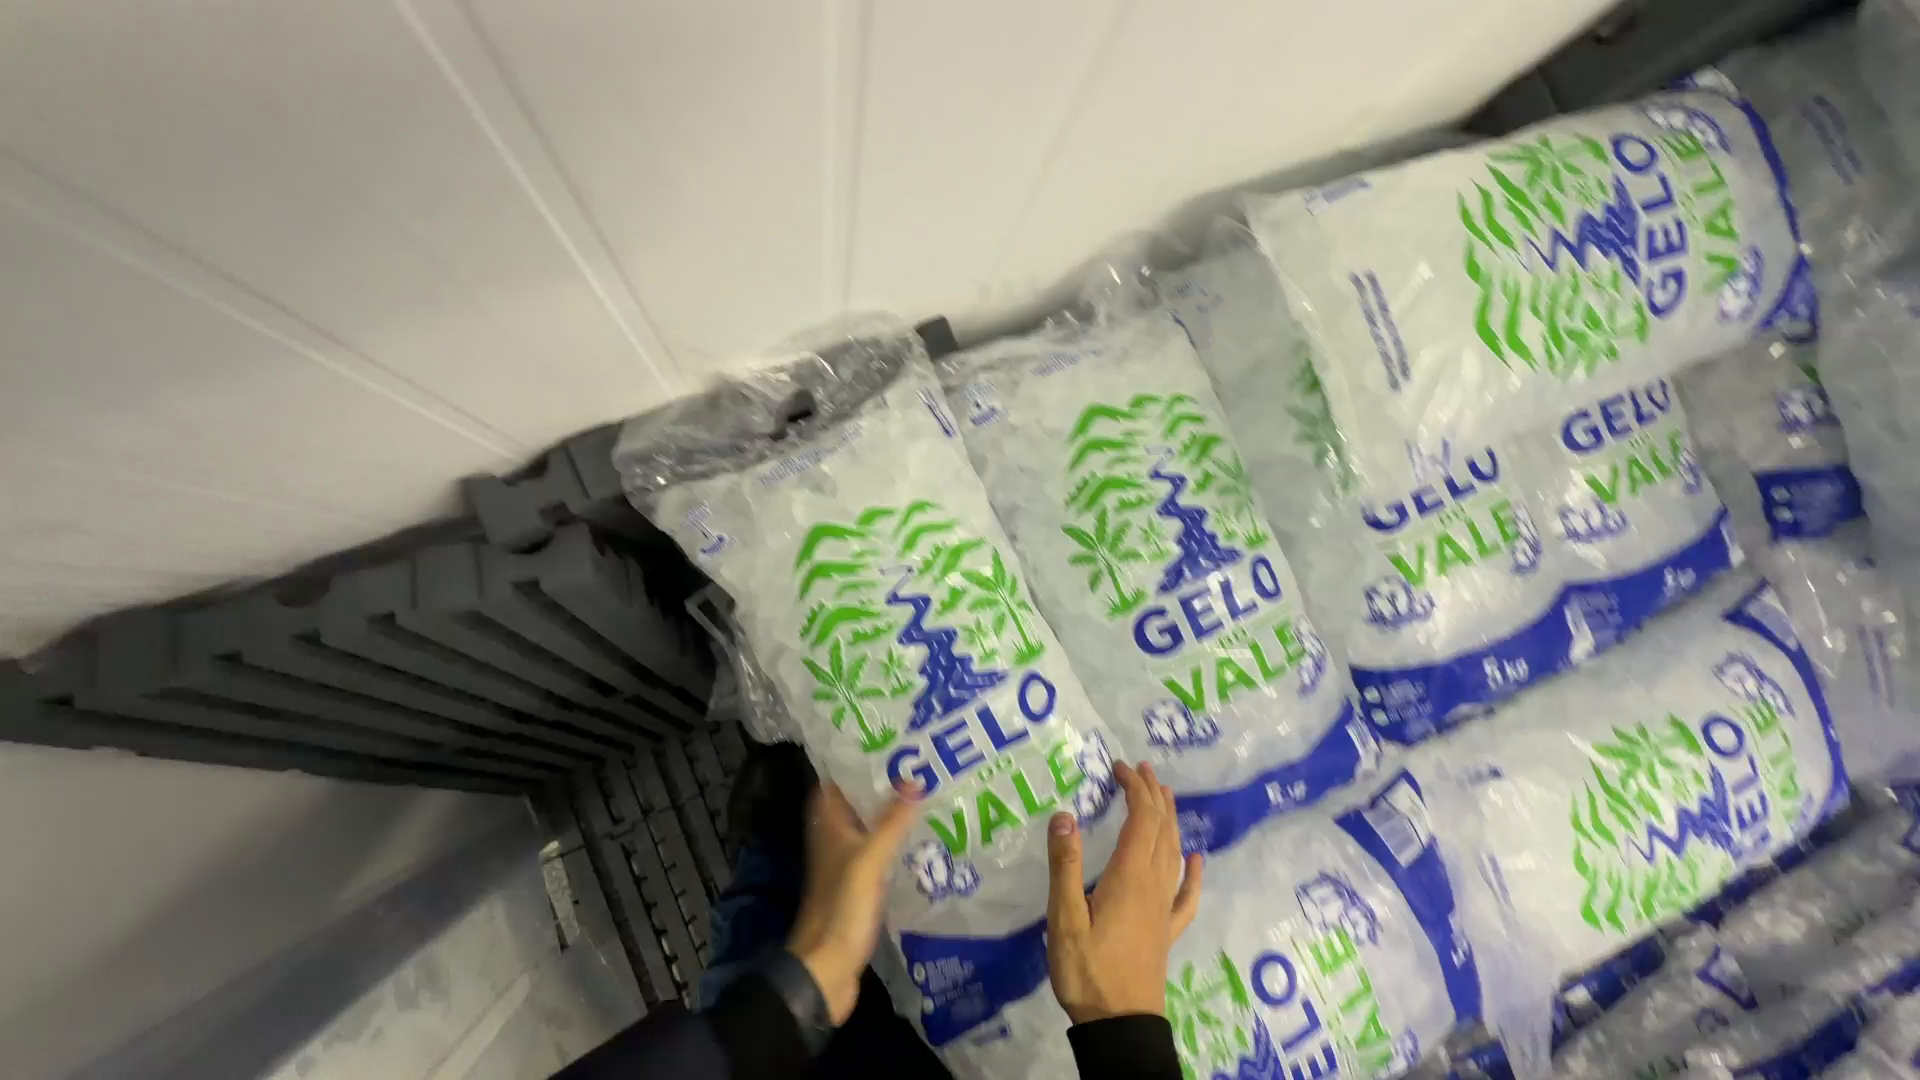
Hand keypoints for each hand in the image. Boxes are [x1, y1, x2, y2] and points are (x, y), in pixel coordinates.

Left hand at [785, 783, 917, 1023]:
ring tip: (924, 794)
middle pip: (853, 803)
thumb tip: (915, 778)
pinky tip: (919, 838)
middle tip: (916, 765)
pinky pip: (876, 853)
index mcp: (828, 827)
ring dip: (888, 813)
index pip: (834, 782)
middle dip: (879, 785)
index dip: (853, 761)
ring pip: (866, 827)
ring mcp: (844, 865)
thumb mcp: (870, 860)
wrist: (827, 968)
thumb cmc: (842, 907)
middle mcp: (833, 840)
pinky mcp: (857, 888)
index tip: (886, 743)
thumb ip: (892, 821)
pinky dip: (893, 842)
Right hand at [1045, 761, 1202, 1024]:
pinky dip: (1192, 873)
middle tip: (1142, 768)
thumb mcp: (1065, 917)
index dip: (1134, 788)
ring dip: (1170, 820)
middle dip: (1154, 795)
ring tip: (1166, 795)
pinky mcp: (1166, 930)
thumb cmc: (1088, 969)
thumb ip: (1064, 865)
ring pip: (1174, 853)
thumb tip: (1065, 814)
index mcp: (1129, 876)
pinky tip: (1196, 860)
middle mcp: (1153, 885)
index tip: (1119, 766)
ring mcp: (1163, 909)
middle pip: (1161, 830)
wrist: (1120, 1025)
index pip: (1140, 819)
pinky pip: (1186, 895)